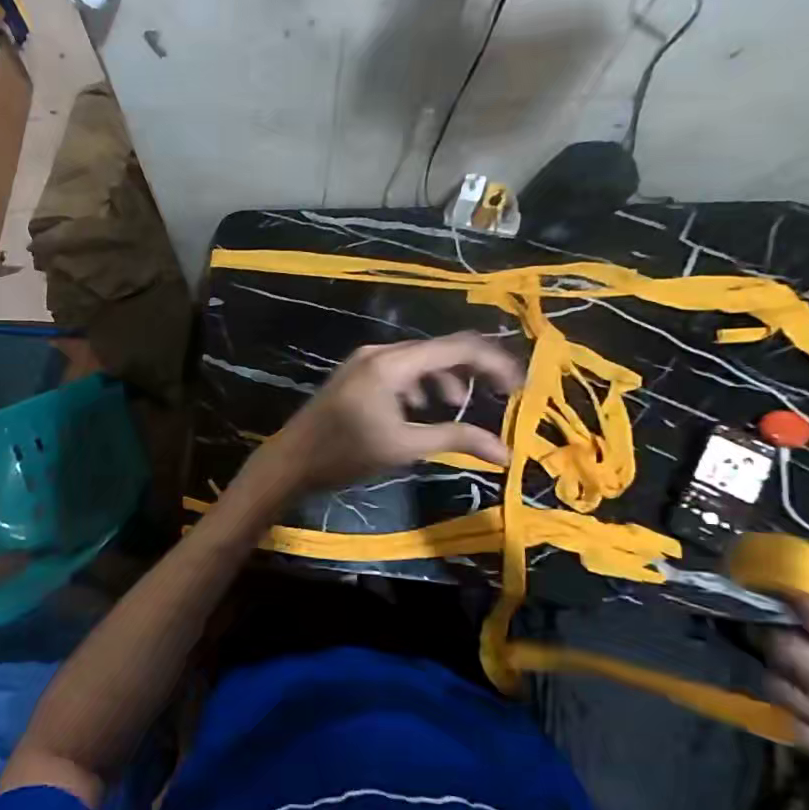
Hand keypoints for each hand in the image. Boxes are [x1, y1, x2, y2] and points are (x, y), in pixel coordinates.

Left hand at [250, 332, 522, 493]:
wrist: (290, 461)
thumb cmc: (345, 454)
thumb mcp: (403, 447)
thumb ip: (455, 440)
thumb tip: (505, 452)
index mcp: (392, 363)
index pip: (456, 348)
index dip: (493, 363)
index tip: (518, 387)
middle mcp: (381, 352)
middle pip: (440, 349)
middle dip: (473, 370)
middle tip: (500, 394)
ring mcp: (366, 361)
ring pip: (421, 360)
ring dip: (446, 379)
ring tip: (457, 408)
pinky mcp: (358, 375)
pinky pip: (401, 370)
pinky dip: (421, 385)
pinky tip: (424, 410)